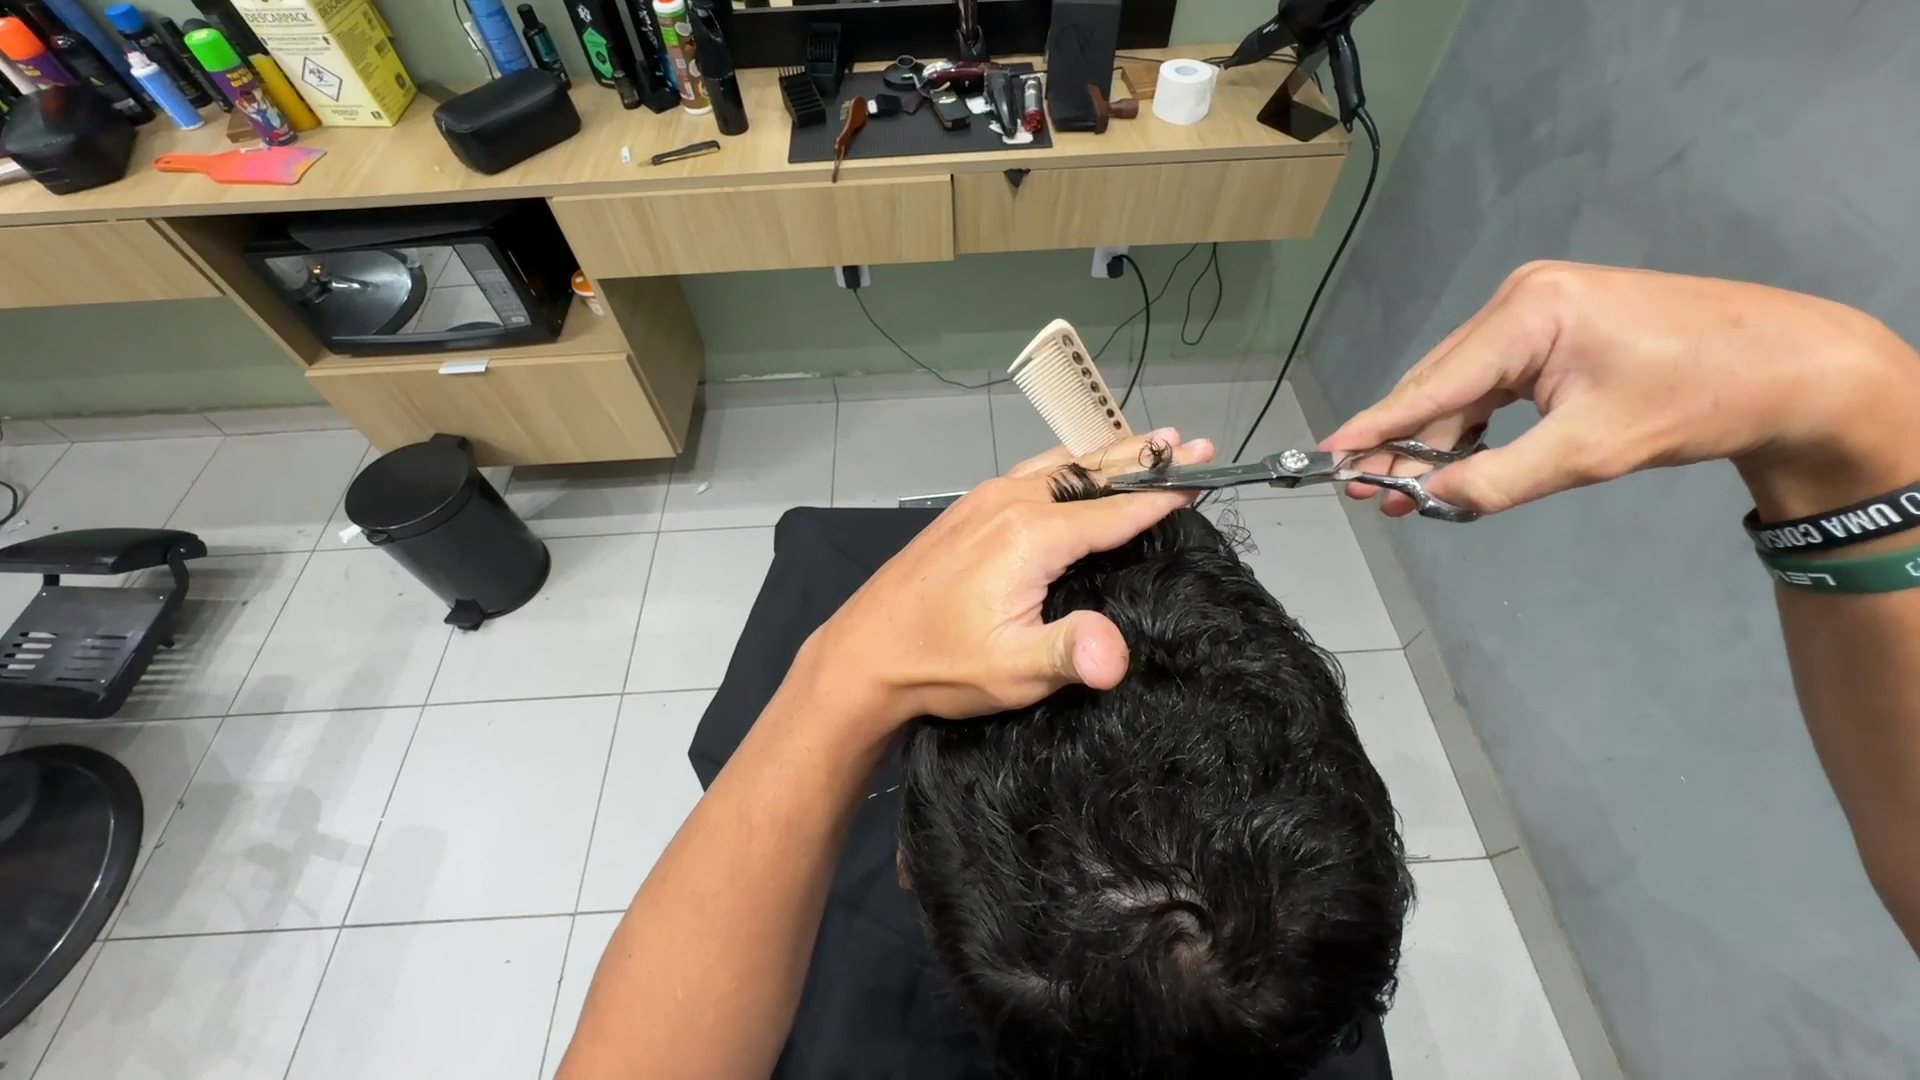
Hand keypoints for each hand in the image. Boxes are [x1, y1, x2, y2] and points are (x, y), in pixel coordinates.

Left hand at [801, 430, 1213, 729]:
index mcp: (1031, 534)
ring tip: (1149, 444)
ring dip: (1107, 454)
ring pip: (1060, 464)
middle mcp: (1010, 501)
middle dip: (1145, 458)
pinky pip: (1031, 472)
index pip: (1114, 509)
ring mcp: (983, 499)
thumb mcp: (1012, 670)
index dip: (1163, 496)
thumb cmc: (940, 664)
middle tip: (1193, 444)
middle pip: (1091, 471)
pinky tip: (1076, 471)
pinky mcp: (966, 509)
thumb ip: (1069, 654)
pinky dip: (1069, 465)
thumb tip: (1119, 657)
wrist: (864, 651)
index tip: (1205, 479)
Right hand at [1326, 262, 1919, 518]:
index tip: (1324, 454)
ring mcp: (1532, 315)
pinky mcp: (1546, 333)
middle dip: (1404, 446)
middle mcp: (1518, 303)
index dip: (1374, 426)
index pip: (1431, 384)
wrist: (1798, 369)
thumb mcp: (1591, 452)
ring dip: (1434, 444)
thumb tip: (1426, 502)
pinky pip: (1486, 388)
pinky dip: (1468, 430)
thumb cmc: (1701, 400)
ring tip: (1406, 493)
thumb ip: (1497, 480)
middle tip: (1371, 495)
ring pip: (1457, 391)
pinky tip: (1452, 464)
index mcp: (1527, 313)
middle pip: (1436, 387)